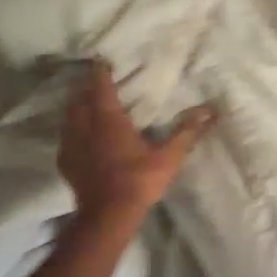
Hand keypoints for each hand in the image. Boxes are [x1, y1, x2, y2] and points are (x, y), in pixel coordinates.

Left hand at [57, 60, 213, 219]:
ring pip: (69, 118)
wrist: (108, 215)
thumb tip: (210, 111)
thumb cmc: (140, 181)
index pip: (101, 90)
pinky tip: (78, 135)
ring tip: (84, 103)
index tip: (100, 61)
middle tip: (94, 81)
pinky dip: (71, 129)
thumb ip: (187, 132)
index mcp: (109, 122)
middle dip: (85, 88)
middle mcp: (86, 128)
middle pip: (79, 100)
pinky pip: (65, 138)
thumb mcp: (170, 156)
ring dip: (75, 107)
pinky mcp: (66, 163)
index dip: (100, 74)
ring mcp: (72, 146)